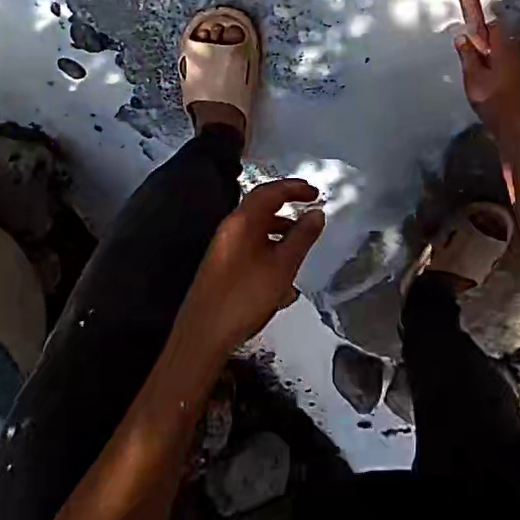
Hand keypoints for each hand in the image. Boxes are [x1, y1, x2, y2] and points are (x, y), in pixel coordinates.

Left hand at [177, 179, 325, 352]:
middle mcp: (230, 227)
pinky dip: (269, 243)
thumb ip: (301, 238)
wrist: (204, 332)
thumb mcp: (282, 267)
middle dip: (287, 202)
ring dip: (279, 225)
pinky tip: (282, 265)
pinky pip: (250, 242)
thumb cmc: (245, 296)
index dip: (294, 187)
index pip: (270, 191)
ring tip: (302, 237)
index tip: (315, 191)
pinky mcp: (222, 262)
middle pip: (261, 204)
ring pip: (256, 225)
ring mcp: (224, 245)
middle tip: (309, 203)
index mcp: (243, 221)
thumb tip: (316, 213)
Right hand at [455, 24, 519, 146]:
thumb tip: (461, 37)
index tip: (467, 37)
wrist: (513, 126)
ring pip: (504, 53)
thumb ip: (467, 55)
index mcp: (505, 49)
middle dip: (483, 44)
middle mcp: (517, 54)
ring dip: (490, 56)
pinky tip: (486, 80)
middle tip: (468, 56)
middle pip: (500, 39)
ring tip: (475, 70)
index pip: (495, 26)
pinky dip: (496, 67)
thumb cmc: (491, 98)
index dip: (480, 28)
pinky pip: (507, 65)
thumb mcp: (472, 76)